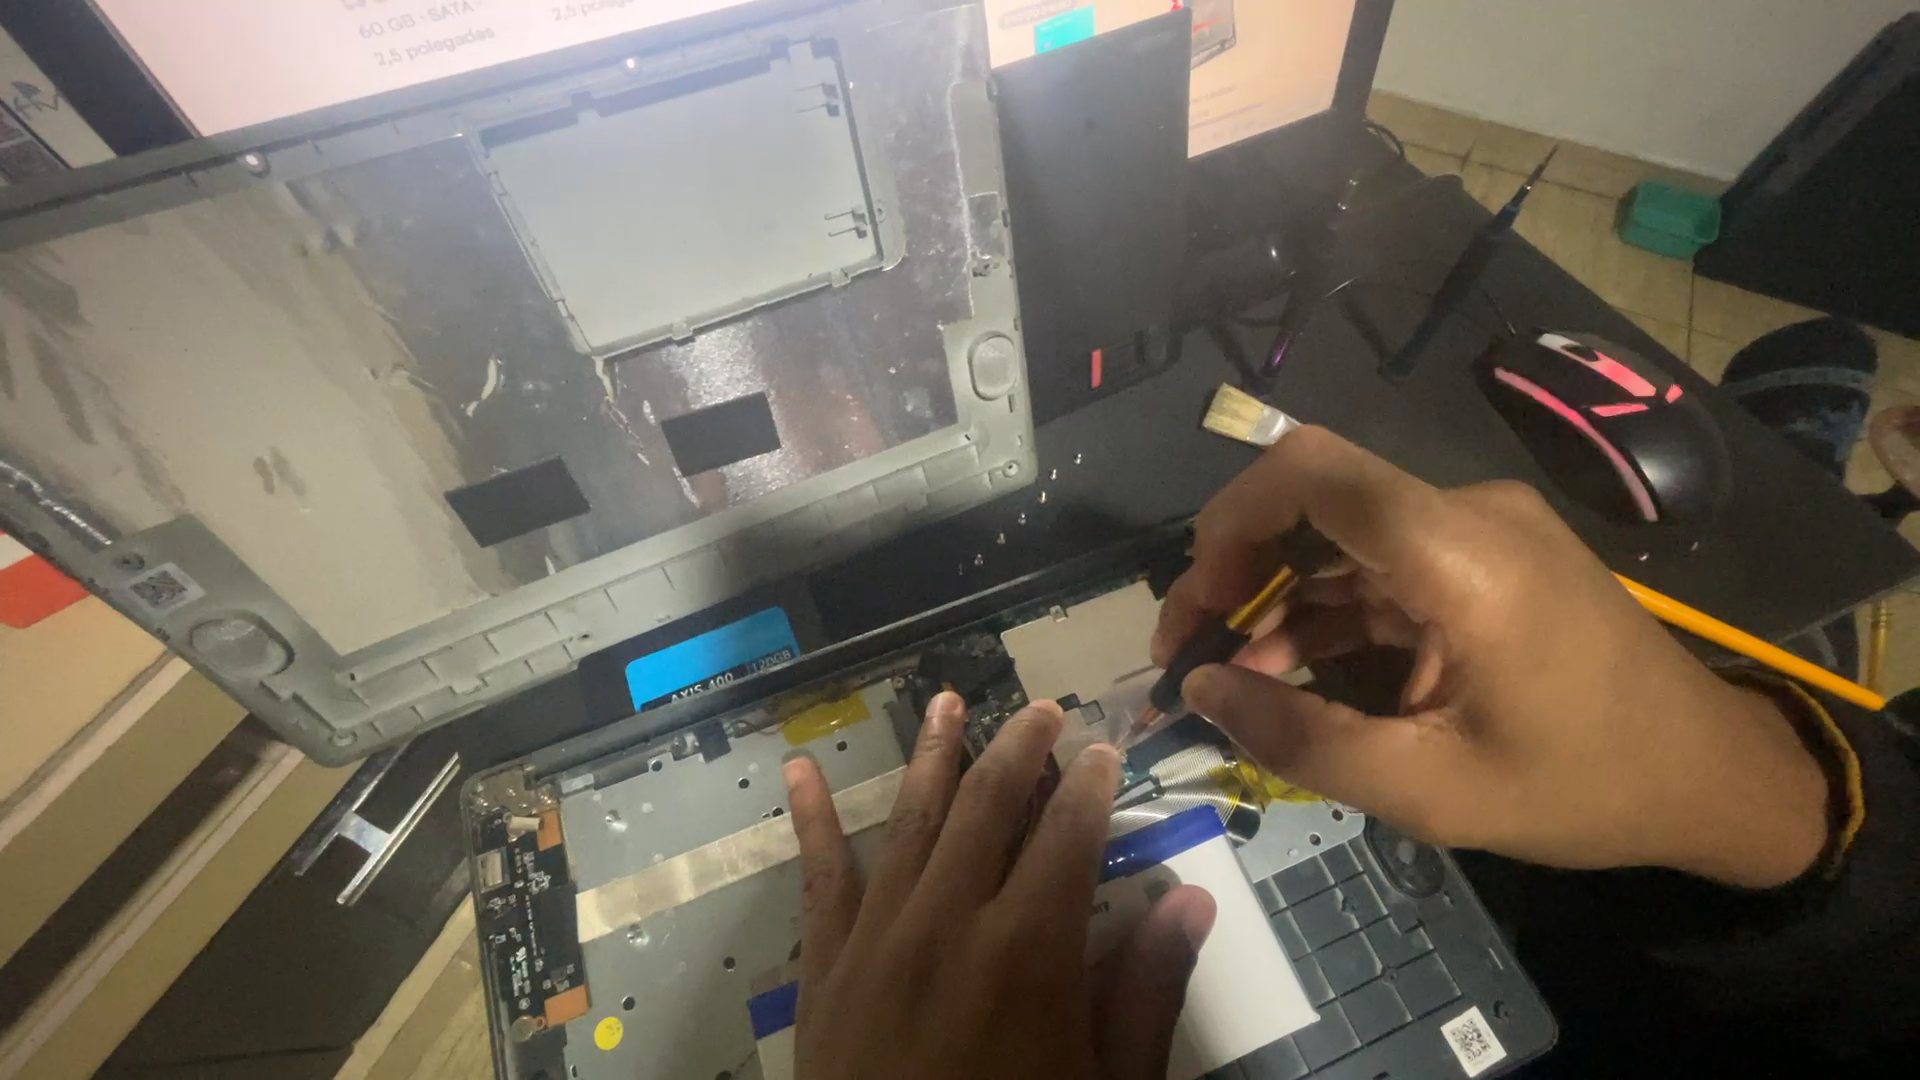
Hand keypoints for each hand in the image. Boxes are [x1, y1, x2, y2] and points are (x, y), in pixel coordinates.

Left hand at [782, 693, 1216, 1079]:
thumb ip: (1147, 989)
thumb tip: (1191, 897)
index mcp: (1027, 949)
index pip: (1068, 833)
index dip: (1091, 784)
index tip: (1105, 749)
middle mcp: (950, 919)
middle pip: (989, 804)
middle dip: (1020, 747)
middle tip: (1043, 709)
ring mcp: (880, 933)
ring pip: (913, 816)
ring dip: (934, 751)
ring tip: (947, 700)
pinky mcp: (827, 963)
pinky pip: (820, 876)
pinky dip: (809, 818)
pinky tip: (799, 771)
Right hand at [1152, 427, 1830, 888]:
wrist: (1715, 778)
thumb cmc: (1583, 787)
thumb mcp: (1429, 790)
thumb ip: (1300, 740)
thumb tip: (1197, 687)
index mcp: (1462, 557)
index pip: (1315, 470)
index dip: (1230, 518)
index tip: (1200, 602)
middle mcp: (1460, 514)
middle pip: (1305, 500)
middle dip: (1227, 569)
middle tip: (1185, 648)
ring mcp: (1463, 528)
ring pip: (1323, 533)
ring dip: (1262, 594)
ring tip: (1222, 669)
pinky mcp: (1462, 553)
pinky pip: (1360, 562)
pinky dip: (1309, 607)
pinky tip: (1280, 663)